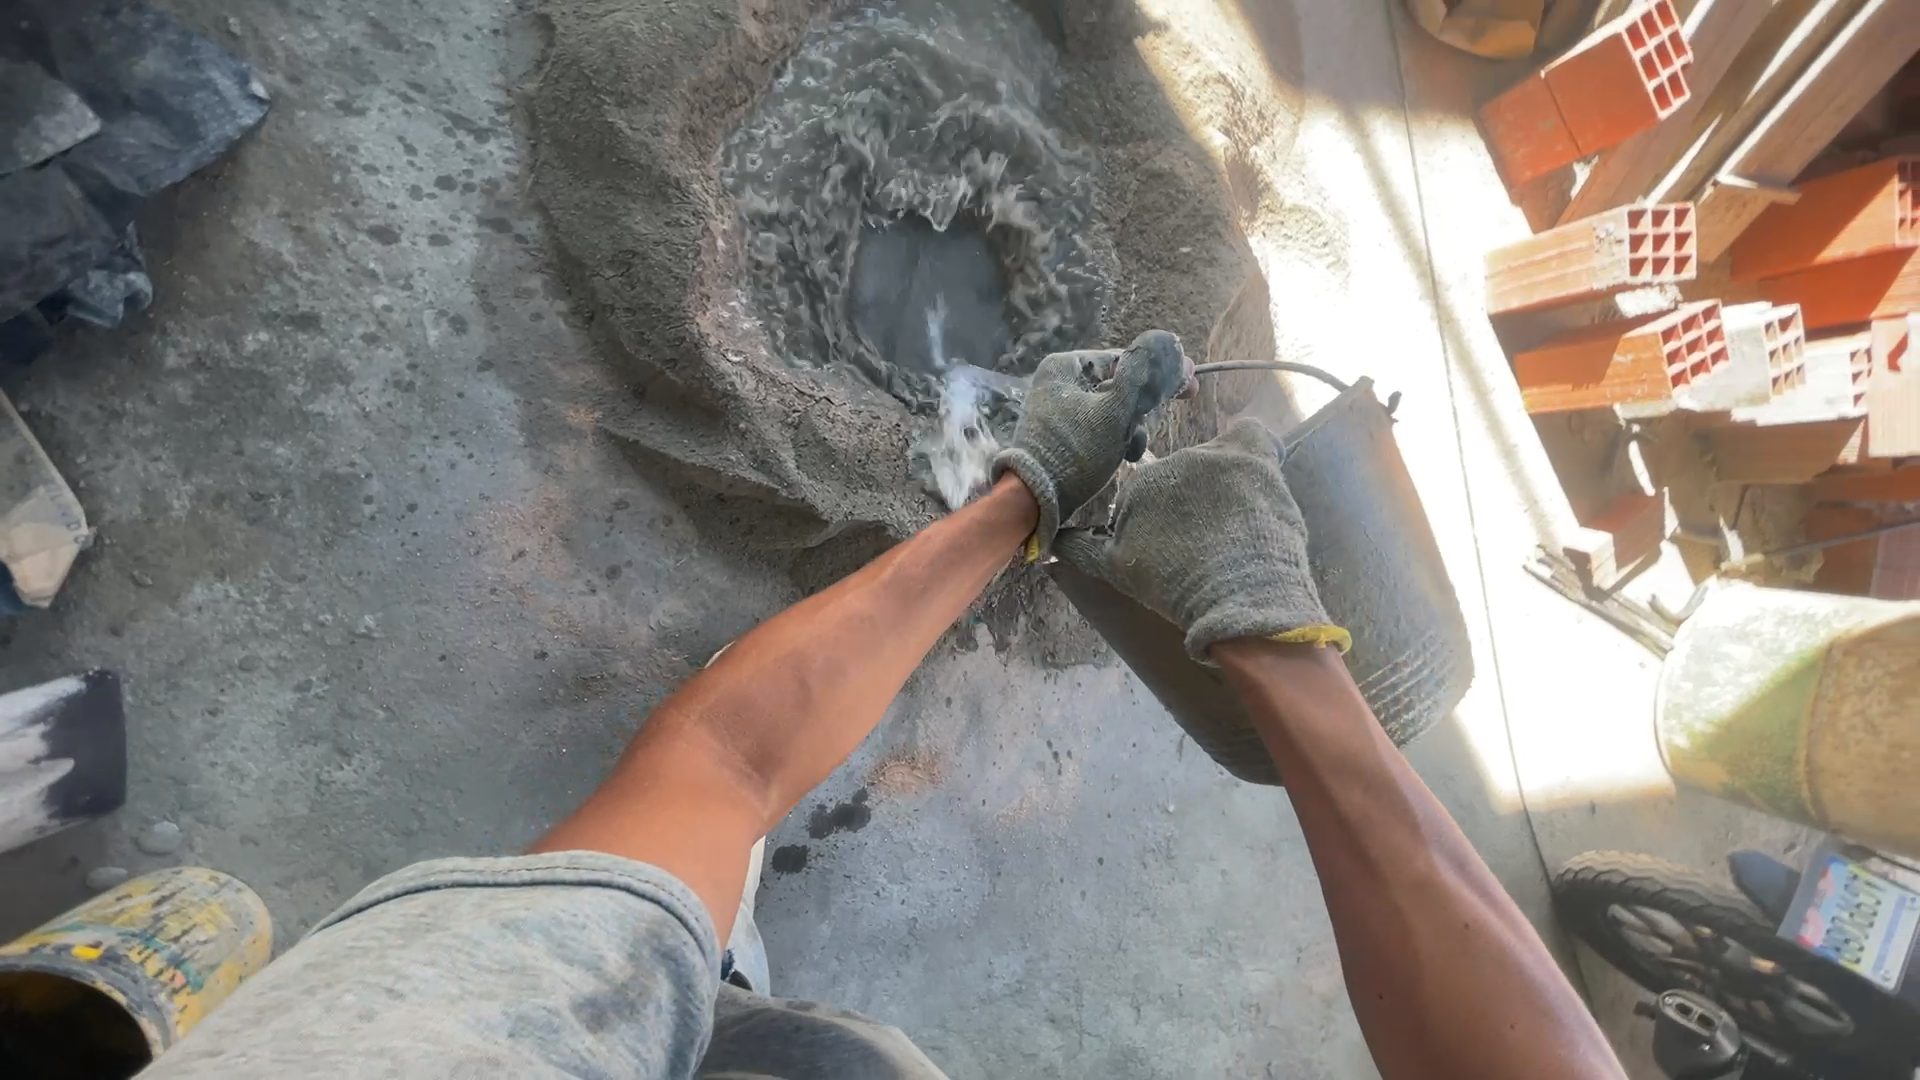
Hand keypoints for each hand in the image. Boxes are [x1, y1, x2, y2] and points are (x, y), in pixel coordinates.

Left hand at [994, 330, 1193, 559]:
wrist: (1036, 498)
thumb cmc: (1076, 451)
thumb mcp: (1116, 411)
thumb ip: (1144, 377)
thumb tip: (1169, 342)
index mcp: (1066, 366)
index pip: (1124, 359)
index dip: (1159, 374)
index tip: (1191, 388)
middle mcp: (1059, 382)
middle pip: (1120, 386)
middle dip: (1139, 411)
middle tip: (1148, 428)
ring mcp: (1059, 410)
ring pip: (1113, 410)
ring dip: (1130, 429)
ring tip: (1129, 449)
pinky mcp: (1063, 435)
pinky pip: (1099, 428)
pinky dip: (1114, 440)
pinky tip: (1122, 457)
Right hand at [1054, 417, 1348, 661]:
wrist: (1234, 597)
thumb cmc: (1173, 587)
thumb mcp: (1115, 570)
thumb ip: (1081, 548)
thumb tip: (1052, 540)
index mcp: (1138, 487)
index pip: (1152, 491)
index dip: (1167, 518)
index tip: (1180, 545)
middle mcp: (1171, 462)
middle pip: (1187, 473)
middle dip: (1198, 501)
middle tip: (1214, 538)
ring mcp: (1212, 458)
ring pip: (1220, 459)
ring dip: (1227, 484)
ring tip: (1243, 523)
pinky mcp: (1252, 459)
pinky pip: (1253, 433)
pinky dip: (1254, 445)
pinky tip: (1259, 468)